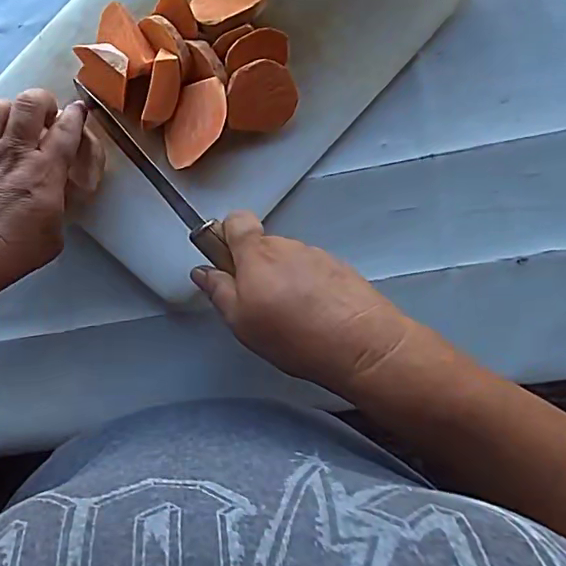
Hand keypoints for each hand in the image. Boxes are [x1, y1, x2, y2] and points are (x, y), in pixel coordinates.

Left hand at [0, 89, 102, 296]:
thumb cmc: (15, 251)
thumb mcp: (56, 232)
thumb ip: (60, 201)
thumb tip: (57, 188)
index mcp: (45, 172)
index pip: (67, 127)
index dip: (76, 114)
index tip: (78, 112)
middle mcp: (16, 154)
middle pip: (30, 102)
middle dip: (44, 101)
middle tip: (47, 116)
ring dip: (12, 109)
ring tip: (16, 123)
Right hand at [191, 212, 420, 396]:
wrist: (361, 344)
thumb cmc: (297, 334)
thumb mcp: (241, 321)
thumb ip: (218, 291)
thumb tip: (203, 273)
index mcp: (257, 253)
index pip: (235, 221)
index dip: (226, 235)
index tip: (224, 260)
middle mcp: (287, 246)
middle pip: (262, 245)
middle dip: (256, 268)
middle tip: (256, 302)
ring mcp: (316, 255)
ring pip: (288, 261)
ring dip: (284, 280)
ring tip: (288, 316)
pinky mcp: (339, 268)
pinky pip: (312, 272)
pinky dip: (308, 288)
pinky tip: (312, 317)